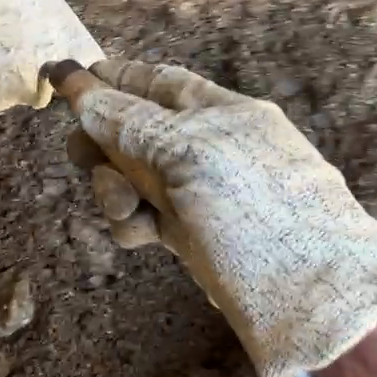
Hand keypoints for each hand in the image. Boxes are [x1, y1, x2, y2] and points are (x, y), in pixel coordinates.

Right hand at [61, 59, 376, 376]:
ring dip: (113, 188)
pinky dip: (130, 221)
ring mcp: (197, 191)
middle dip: (103, 143)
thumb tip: (78, 83)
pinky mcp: (188, 232)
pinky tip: (138, 236)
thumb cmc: (254, 211)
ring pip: (129, 174)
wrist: (310, 298)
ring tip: (123, 211)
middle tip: (82, 158)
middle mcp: (206, 146)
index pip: (156, 82)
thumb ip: (129, 120)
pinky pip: (141, 213)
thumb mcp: (188, 152)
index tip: (66, 78)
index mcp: (220, 113)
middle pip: (131, 129)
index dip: (113, 78)